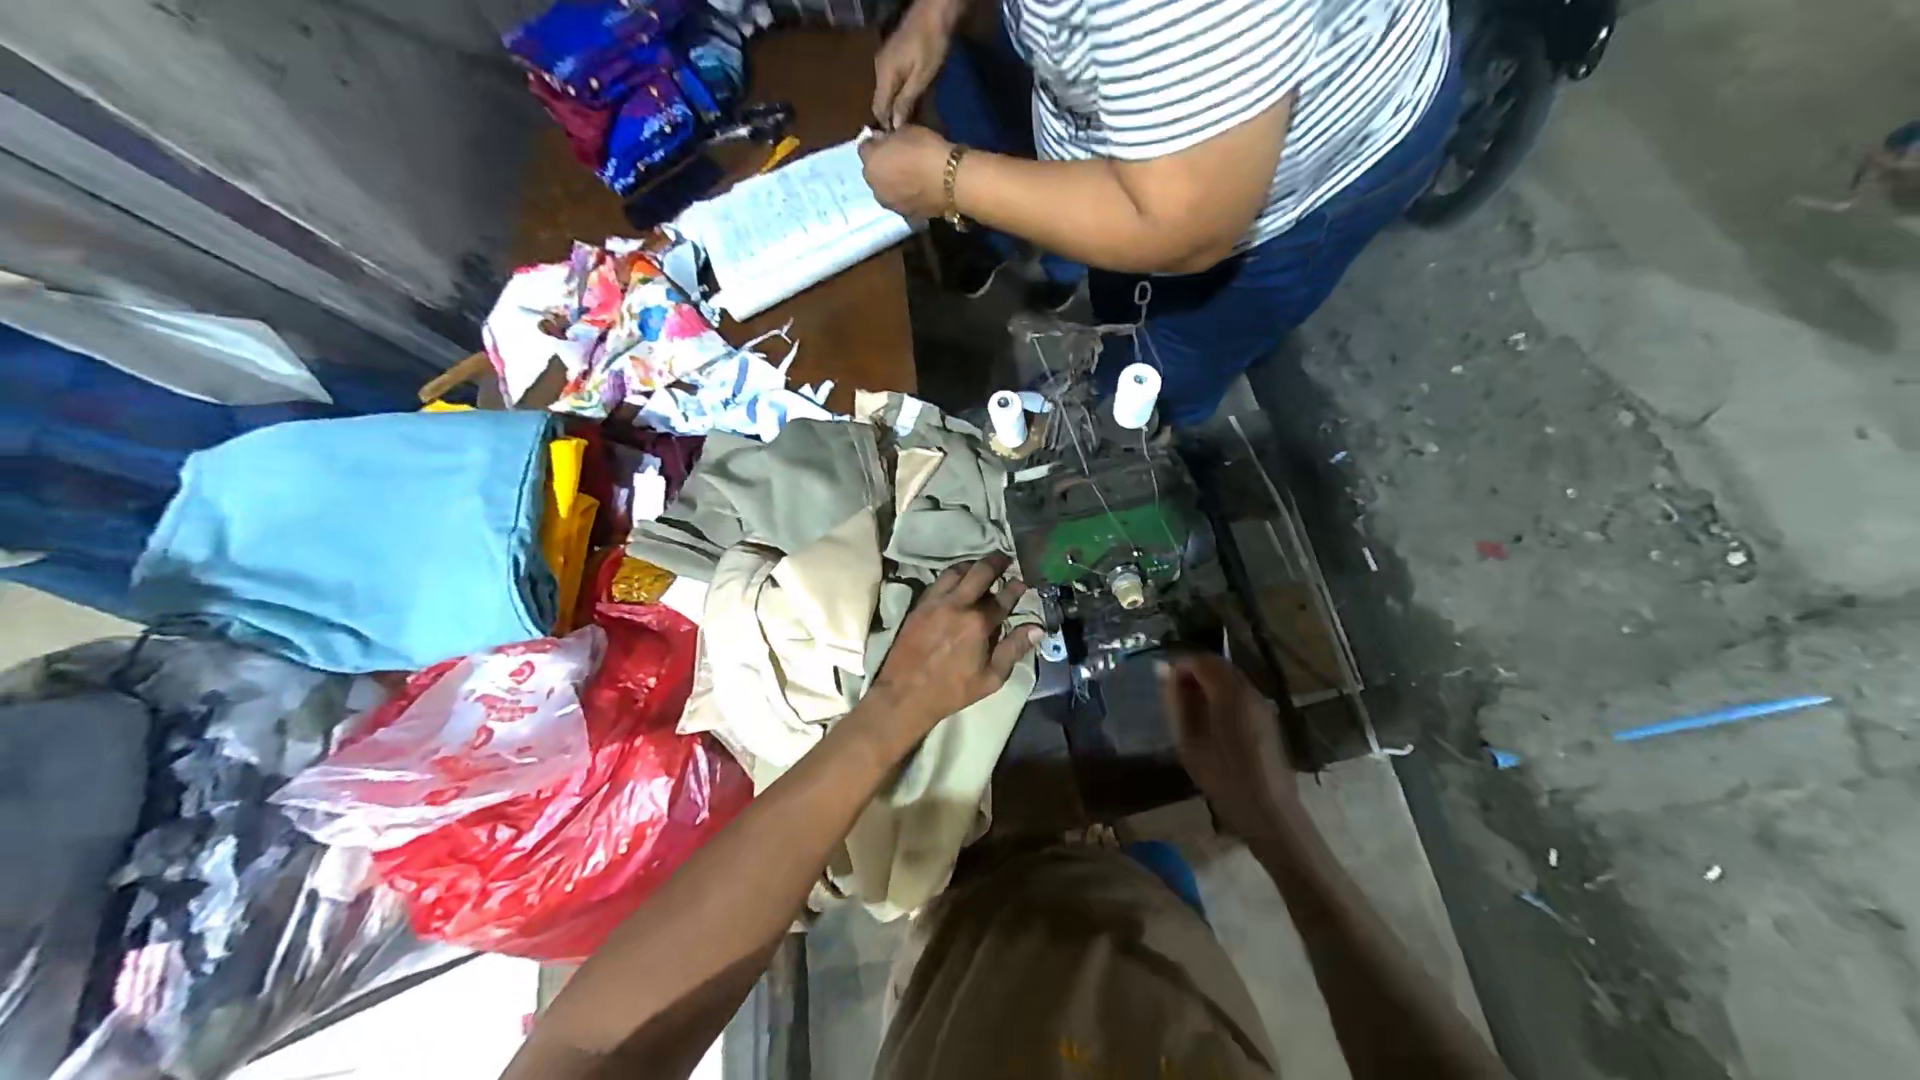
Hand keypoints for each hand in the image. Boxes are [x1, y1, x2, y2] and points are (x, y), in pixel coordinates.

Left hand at [859, 126, 953, 218]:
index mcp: (869, 164)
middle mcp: (874, 188)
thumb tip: (883, 141)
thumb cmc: (925, 149)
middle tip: (898, 158)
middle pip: (874, 173)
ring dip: (893, 183)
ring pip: (887, 190)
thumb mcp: (904, 130)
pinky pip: (901, 201)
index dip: (875, 142)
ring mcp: (890, 205)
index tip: (886, 138)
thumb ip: (889, 138)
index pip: (864, 148)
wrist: (949, 182)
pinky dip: (906, 195)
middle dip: (882, 166)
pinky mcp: (907, 216)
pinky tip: (919, 189)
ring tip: (910, 176)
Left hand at [860, 554, 1039, 751]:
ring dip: (972, 565)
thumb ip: (1014, 649)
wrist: (905, 694)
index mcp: (978, 623)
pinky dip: (952, 575)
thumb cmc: (952, 690)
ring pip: (956, 571)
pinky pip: (938, 581)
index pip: (1003, 597)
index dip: (1016, 587)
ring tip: (982, 566)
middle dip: (996, 562)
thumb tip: (1037, 628)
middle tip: (1005, 558)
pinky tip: (957, 581)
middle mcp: (957, 605)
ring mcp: (935, 602)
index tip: (1023, 581)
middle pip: (980, 572)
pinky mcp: (919, 605)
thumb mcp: (991, 677)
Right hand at [872, 0, 960, 129]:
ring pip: (888, 95)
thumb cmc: (931, 44)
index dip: (887, 127)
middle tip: (907, 136)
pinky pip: (893, 85)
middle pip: (882, 103)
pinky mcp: (895, 59)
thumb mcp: (922, 76)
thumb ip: (906, 100)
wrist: (936, 11)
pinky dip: (901, 97)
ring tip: (912, 124)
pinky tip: (913, 105)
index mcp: (884, 75)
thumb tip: (895, 125)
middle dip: (892, 120)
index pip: (879, 110)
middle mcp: (880, 70)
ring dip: (898, 109)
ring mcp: (886, 63)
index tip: (899, 141)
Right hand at [1160, 652, 1302, 840]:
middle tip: (1173, 693)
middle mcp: (1249, 691)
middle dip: (1193, 671)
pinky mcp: (1267, 718)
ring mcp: (1262, 704)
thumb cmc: (1222, 776)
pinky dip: (1221, 694)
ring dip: (1208, 683)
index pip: (1201, 660)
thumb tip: (1165, 671)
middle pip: (1218, 665)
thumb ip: (1175, 701)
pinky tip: (1210, 719)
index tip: (1162, 681)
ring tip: (1188, 707)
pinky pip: (1240, 693)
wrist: (1267, 810)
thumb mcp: (1187, 739)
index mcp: (1229, 693)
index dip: (1179, 665)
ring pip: (1230, 678)